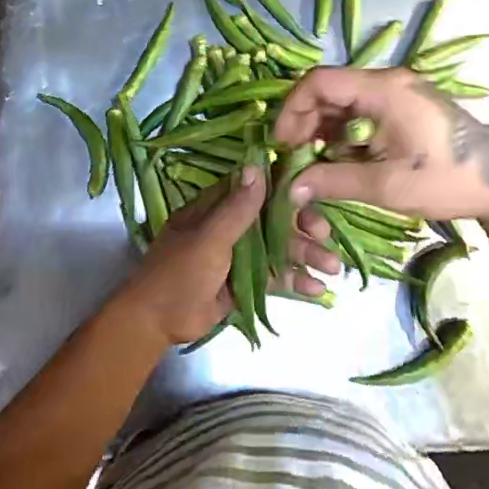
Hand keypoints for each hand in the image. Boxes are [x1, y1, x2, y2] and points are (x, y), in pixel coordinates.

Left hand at [117, 167, 339, 344]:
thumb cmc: (178, 273)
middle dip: (303, 228)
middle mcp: (232, 226)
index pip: (258, 189)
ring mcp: (240, 255)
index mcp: (217, 208)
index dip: (287, 190)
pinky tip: (317, 290)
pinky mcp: (246, 282)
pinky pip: (275, 276)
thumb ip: (237, 208)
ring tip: (333, 268)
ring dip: (306, 256)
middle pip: (276, 219)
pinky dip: (296, 281)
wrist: (156, 323)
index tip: (315, 193)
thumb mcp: (209, 238)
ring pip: (280, 249)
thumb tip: (258, 165)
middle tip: (325, 237)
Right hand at [273, 67, 488, 223]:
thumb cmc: (447, 180)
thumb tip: (290, 188)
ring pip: (344, 103)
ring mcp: (399, 95)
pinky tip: (342, 161)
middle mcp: (389, 83)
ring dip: (324, 130)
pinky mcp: (405, 110)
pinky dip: (344, 134)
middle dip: (305, 123)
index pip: (320, 81)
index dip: (292, 109)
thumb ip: (333, 182)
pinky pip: (362, 113)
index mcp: (384, 90)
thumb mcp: (386, 185)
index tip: (281, 144)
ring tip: (315, 165)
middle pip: (329, 90)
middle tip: (294, 159)